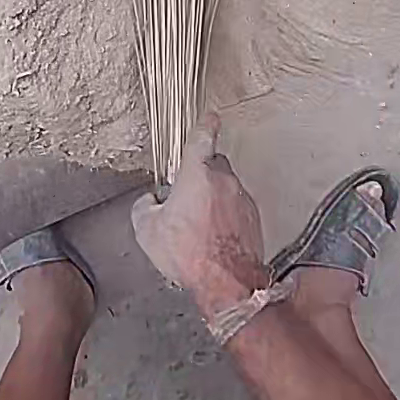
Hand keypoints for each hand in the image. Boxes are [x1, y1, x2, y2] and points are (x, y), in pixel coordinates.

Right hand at [130, 115, 268, 315]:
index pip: (202, 139)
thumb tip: (150, 202)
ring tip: (197, 224)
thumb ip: (145, 206)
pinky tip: (212, 236)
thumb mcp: (147, 229)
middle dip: (200, 174)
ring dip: (212, 198)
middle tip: (185, 195)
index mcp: (197, 174)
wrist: (226, 282)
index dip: (204, 125)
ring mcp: (242, 200)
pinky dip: (225, 216)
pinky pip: (236, 208)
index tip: (210, 116)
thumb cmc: (188, 252)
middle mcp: (224, 181)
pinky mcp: (253, 219)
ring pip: (225, 187)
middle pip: (213, 165)